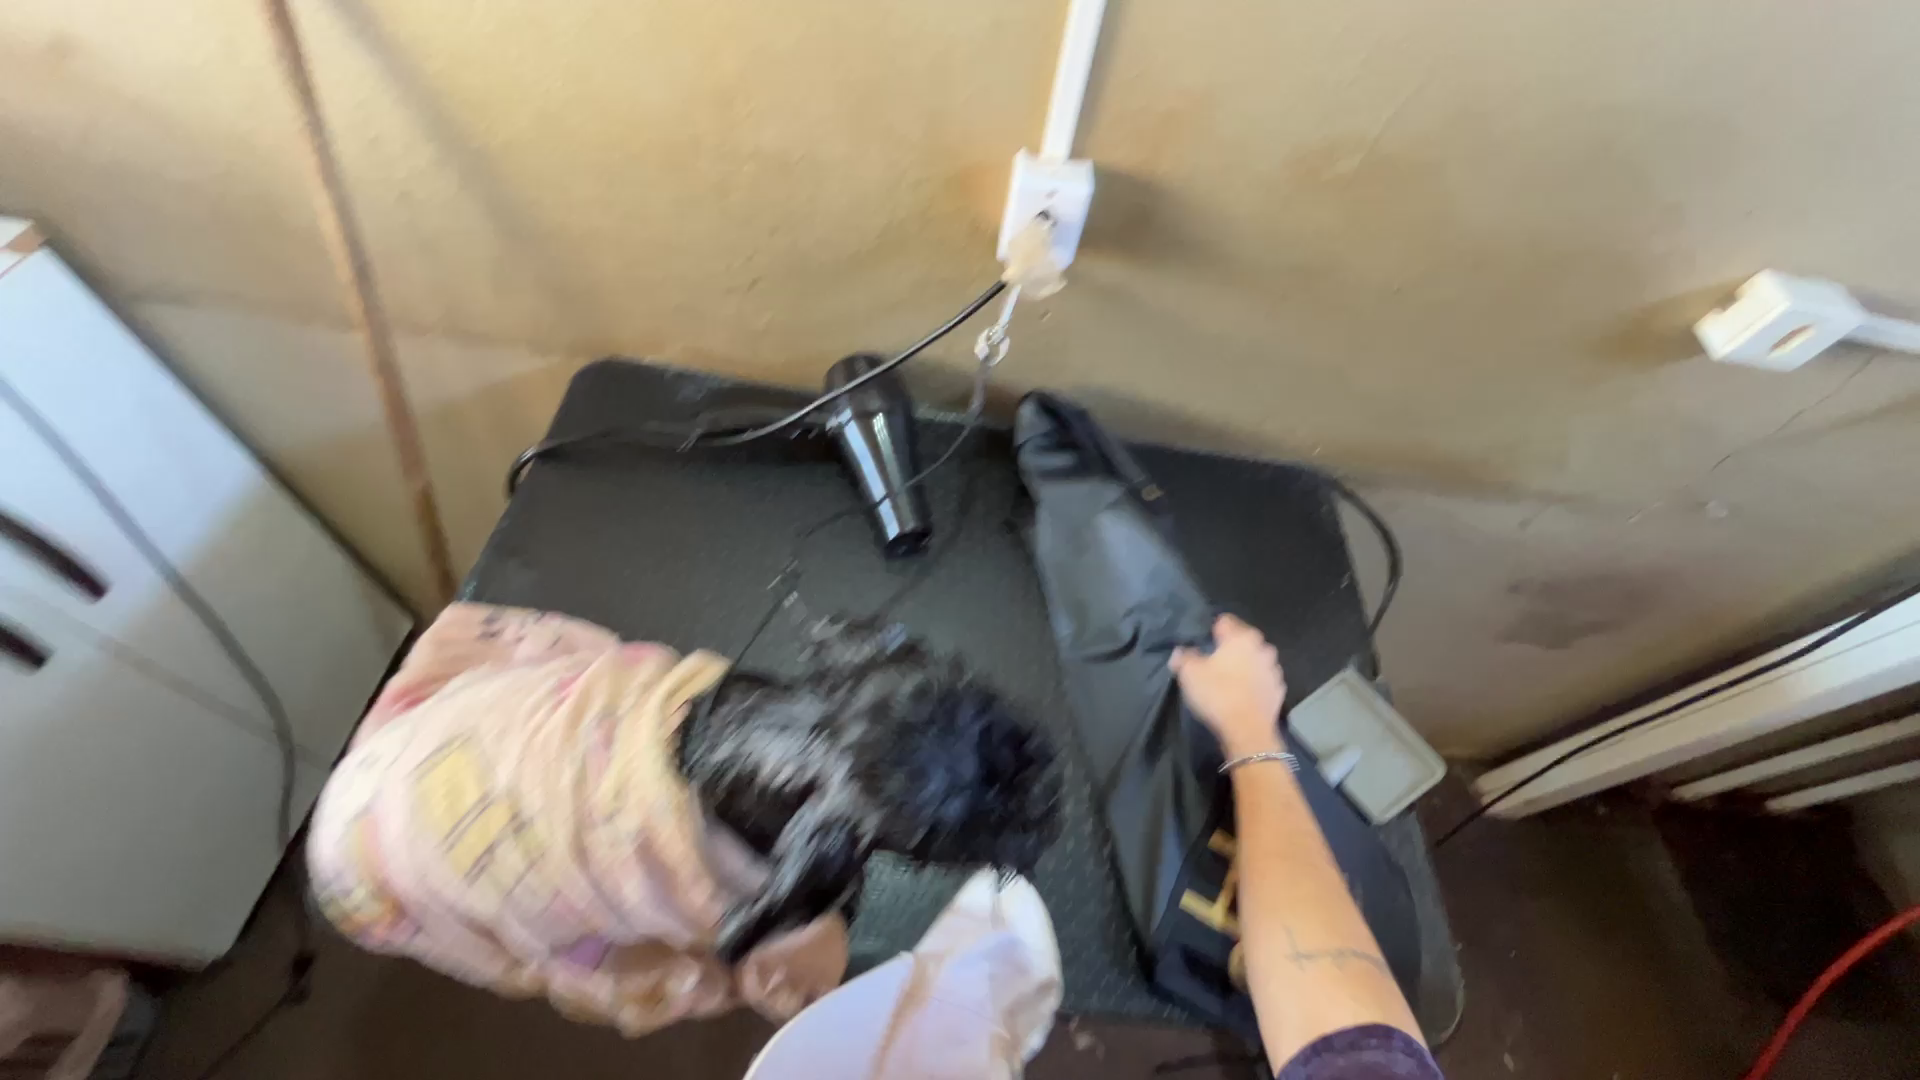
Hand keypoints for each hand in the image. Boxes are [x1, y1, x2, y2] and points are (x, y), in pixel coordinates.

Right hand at [1169, 614, 1286, 757]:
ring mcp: (1274, 669)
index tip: (1203, 642)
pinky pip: (1262, 680)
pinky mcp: (1279, 689)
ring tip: (1227, 680)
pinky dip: (1253, 683)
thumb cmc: (1218, 694)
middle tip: (1212, 662)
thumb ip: (1184, 657)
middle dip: (1229, 648)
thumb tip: (1180, 652)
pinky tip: (1240, 695)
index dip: (1212, 630)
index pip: (1224, 621)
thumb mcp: (1190, 673)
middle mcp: (1262, 647)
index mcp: (1241, 637)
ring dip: (1243, 666)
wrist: (1247, 730)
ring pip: (1254, 660)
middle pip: (1242, 640)